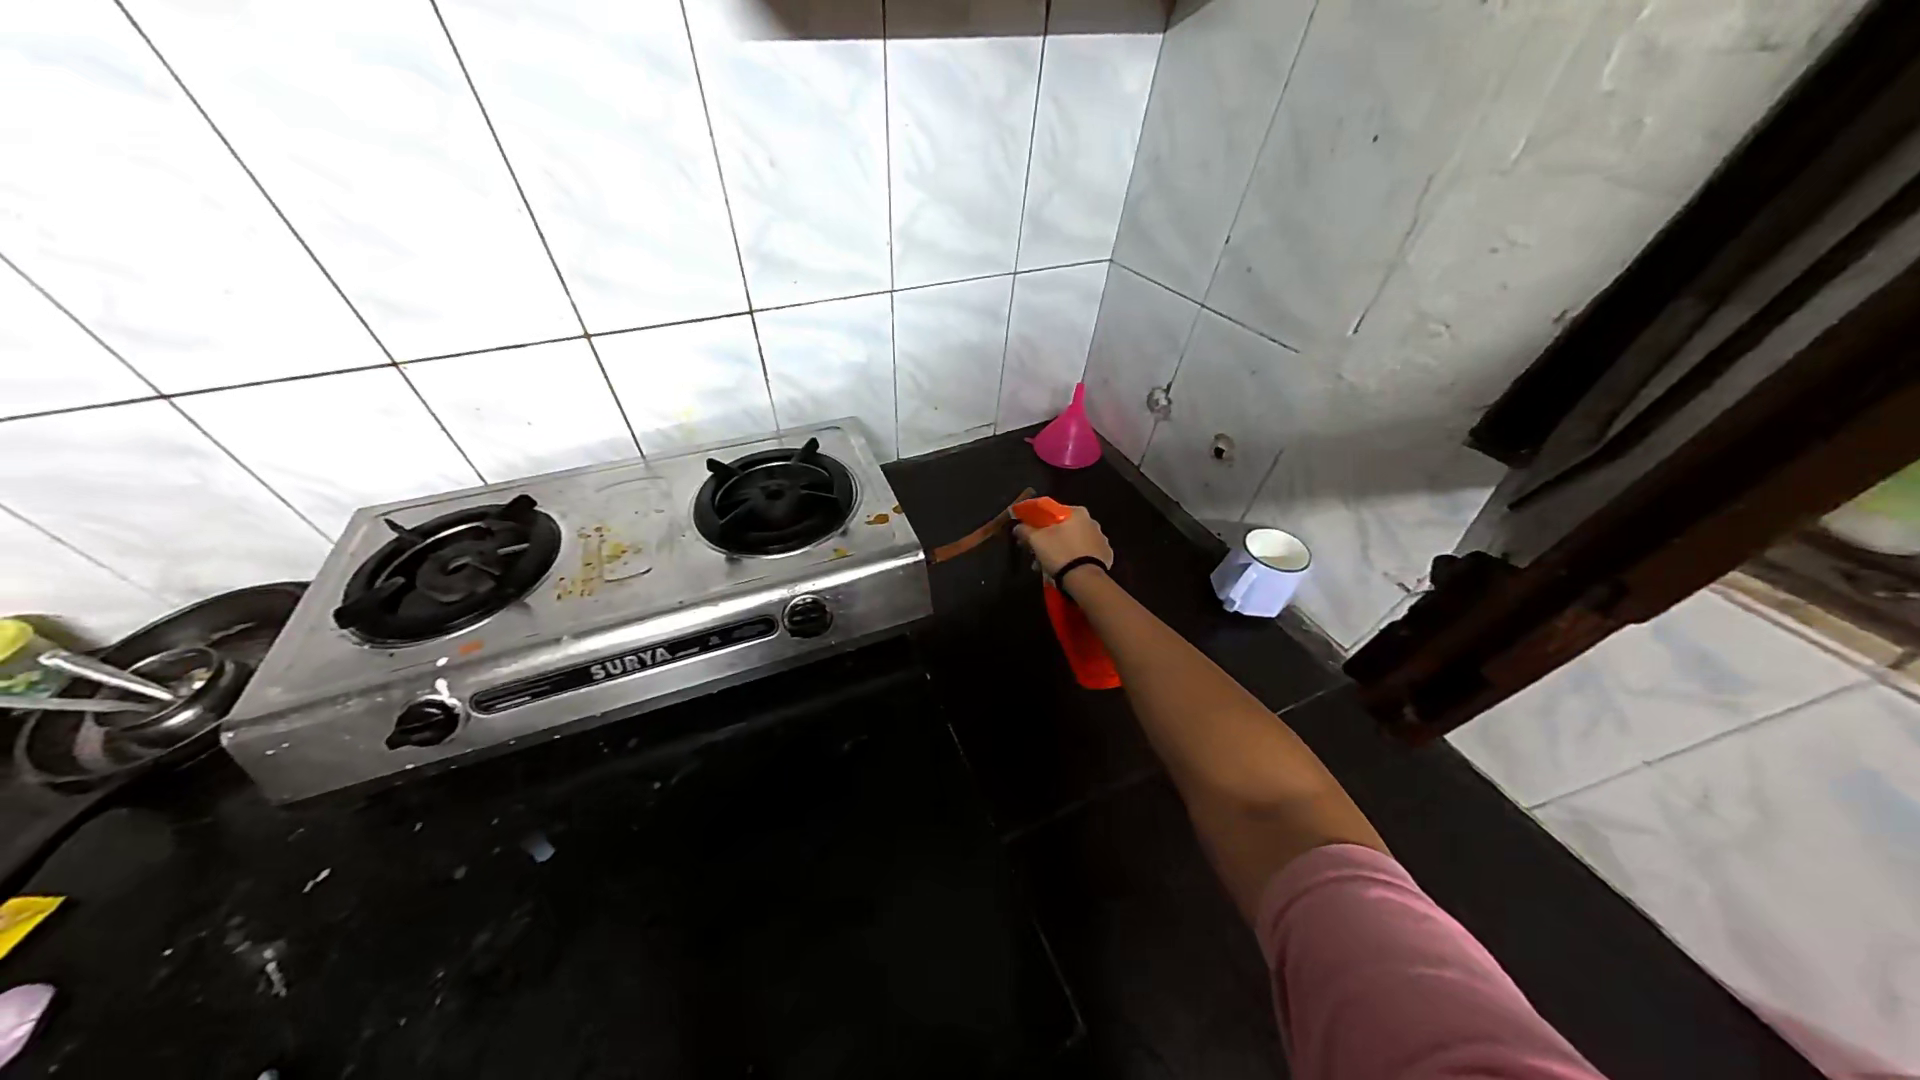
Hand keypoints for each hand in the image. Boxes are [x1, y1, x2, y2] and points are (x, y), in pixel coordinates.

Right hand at [1013, 504, 1112, 580]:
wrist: (1085, 579)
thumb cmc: (1059, 552)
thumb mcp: (1036, 539)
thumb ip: (1025, 529)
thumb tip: (1018, 526)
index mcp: (1077, 512)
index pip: (1053, 511)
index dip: (1038, 521)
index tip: (1029, 532)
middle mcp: (1092, 522)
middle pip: (1064, 528)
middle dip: (1049, 538)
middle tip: (1037, 552)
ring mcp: (1101, 539)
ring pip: (1075, 541)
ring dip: (1061, 549)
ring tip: (1049, 565)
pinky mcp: (1106, 555)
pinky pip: (1086, 553)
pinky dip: (1076, 558)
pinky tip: (1067, 568)